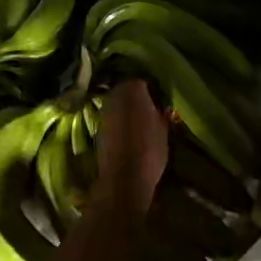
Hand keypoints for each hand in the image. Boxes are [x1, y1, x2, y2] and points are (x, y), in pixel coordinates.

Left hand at [95, 80, 167, 214]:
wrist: (124, 178)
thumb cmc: (150, 148)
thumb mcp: (164, 129)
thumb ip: (162, 113)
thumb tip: (162, 108)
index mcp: (133, 89)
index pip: (144, 82)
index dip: (153, 92)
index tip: (161, 103)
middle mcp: (115, 95)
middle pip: (128, 91)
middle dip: (138, 99)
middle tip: (151, 111)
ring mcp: (103, 112)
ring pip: (118, 105)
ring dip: (127, 111)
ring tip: (141, 124)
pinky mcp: (97, 129)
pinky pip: (112, 120)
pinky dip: (119, 124)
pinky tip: (130, 135)